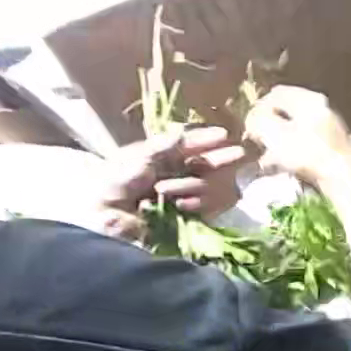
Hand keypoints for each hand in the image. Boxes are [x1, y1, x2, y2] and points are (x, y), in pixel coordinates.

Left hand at [96, 125, 247, 240]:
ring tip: (166, 191)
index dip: (207, 140)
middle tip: (242, 154)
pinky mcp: (190, 217)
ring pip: (209, 186)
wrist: (108, 216)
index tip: (224, 134)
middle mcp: (177, 174)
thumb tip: (184, 134)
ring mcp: (185, 196)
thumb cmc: (115, 182)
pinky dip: (197, 204)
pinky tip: (181, 206)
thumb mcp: (138, 157)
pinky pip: (207, 207)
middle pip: (208, 165)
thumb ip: (164, 147)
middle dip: (222, 160)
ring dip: (192, 186)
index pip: (190, 145)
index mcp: (161, 156)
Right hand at [243, 85, 350, 188]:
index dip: (258, 108)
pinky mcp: (336, 150)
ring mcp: (332, 130)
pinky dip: (295, 154)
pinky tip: (286, 167)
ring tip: (268, 158)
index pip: (276, 94)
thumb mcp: (273, 133)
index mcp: (309, 99)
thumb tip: (253, 119)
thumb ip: (258, 120)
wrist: (344, 181)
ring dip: (281, 143)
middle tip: (258, 142)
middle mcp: (323, 109)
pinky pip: (310, 147)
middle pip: (288, 113)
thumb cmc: (307, 154)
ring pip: (298, 132)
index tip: (250, 126)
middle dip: (270, 127)